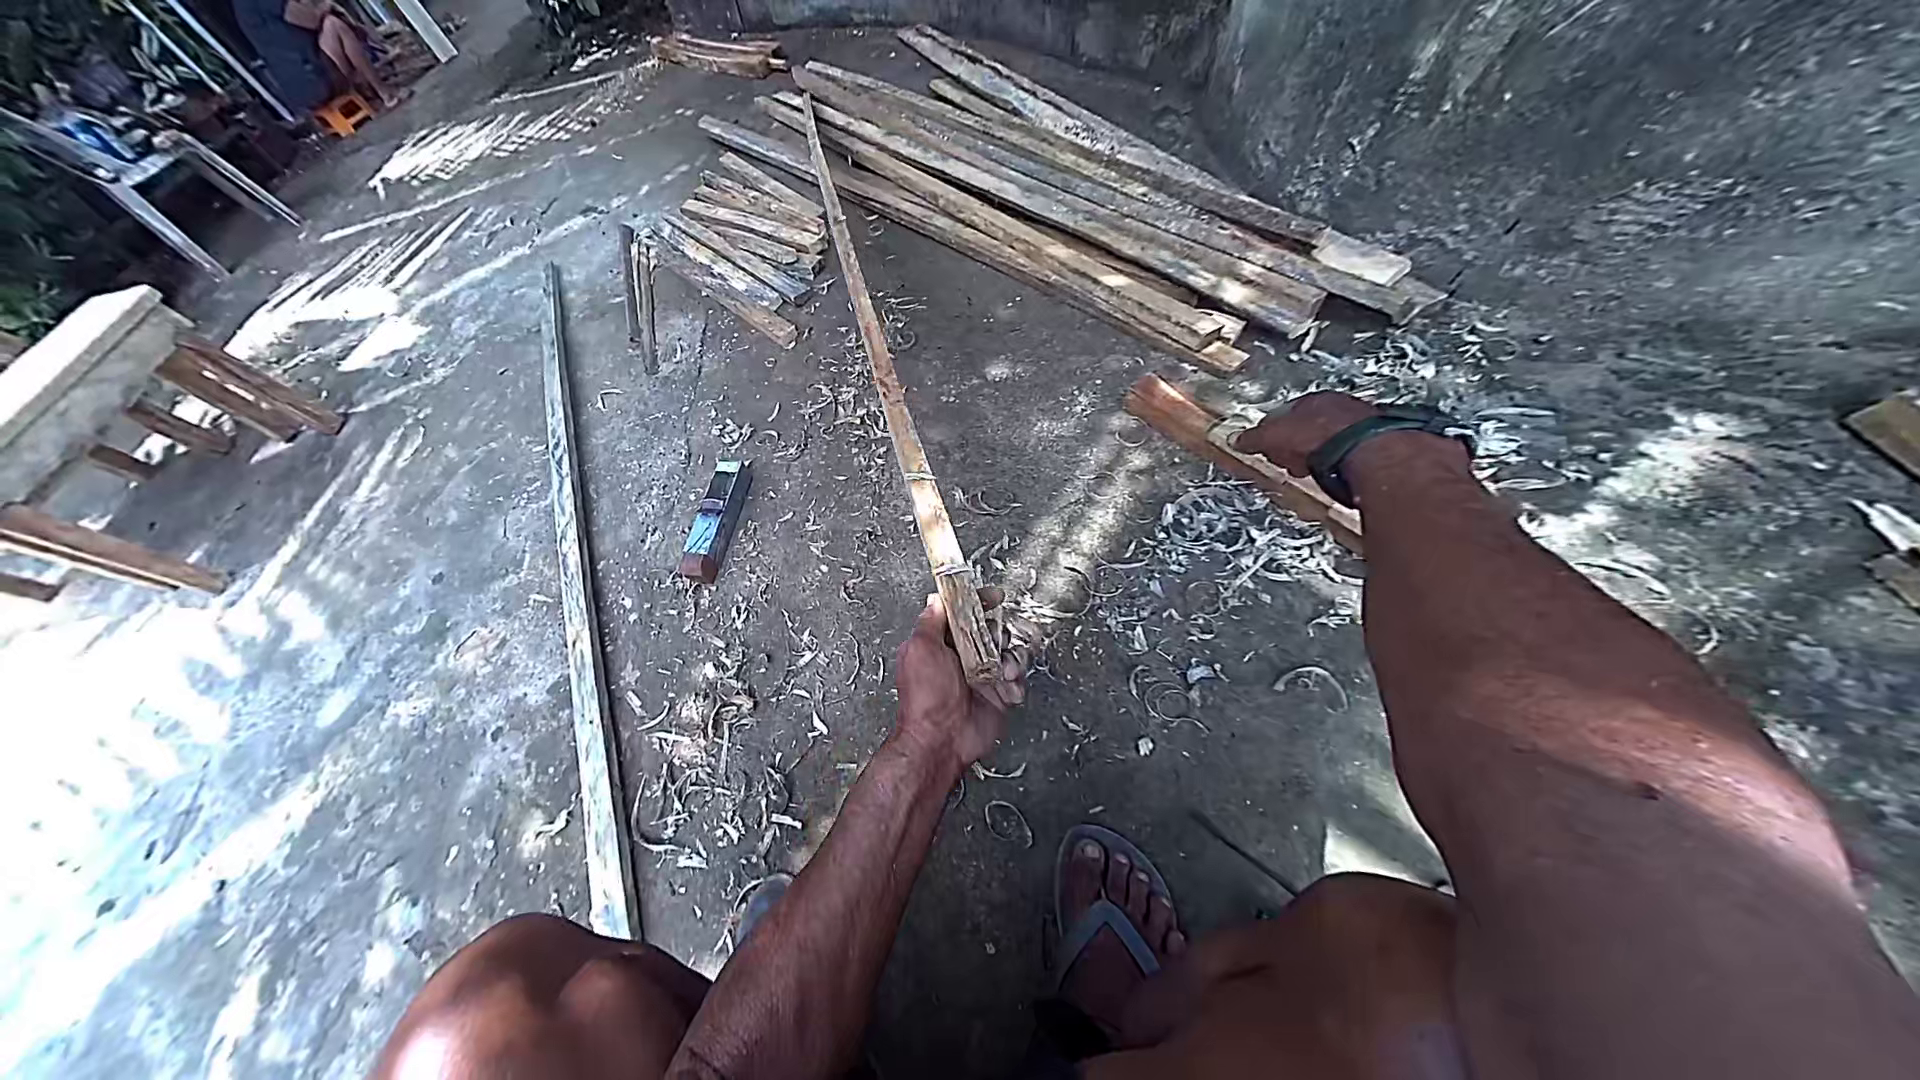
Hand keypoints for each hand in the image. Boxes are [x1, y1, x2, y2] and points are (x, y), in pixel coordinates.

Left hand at [893, 593, 1024, 770]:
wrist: (941, 739)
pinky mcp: (999, 694)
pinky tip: (1006, 689)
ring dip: (1012, 658)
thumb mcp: (920, 649)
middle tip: (996, 643)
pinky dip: (1016, 681)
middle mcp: (964, 657)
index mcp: (942, 643)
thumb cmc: (925, 699)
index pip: (964, 614)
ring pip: (1010, 652)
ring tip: (1004, 671)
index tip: (994, 597)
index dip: (980, 603)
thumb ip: (930, 622)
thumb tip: (936, 600)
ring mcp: (983, 675)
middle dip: (1001, 633)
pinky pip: (1017, 678)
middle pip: (993, 630)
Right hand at [1232, 390, 1379, 475]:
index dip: (1273, 432)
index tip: (1268, 447)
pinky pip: (1349, 455)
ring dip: (1318, 456)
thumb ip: (1253, 438)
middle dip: (1296, 445)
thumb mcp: (1273, 438)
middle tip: (1287, 462)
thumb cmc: (1319, 437)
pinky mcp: (1377, 445)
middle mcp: (1339, 406)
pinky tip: (1333, 476)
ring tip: (1310, 472)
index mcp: (1312, 400)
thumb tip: (1235, 439)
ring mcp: (1361, 424)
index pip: (1285, 414)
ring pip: (1331, 440)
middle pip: (1310, 426)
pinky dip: (1338, 465)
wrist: (1366, 452)